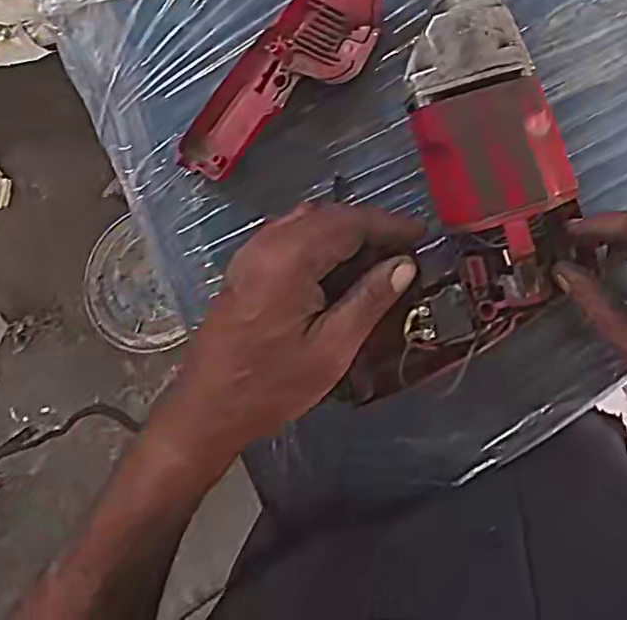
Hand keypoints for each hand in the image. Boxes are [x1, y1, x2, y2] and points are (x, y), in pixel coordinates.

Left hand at [152, 202, 421, 462]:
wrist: (204, 411)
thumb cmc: (271, 386)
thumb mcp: (332, 349)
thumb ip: (370, 299)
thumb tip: (405, 264)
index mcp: (289, 259)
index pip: (350, 224)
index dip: (389, 225)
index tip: (421, 234)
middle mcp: (269, 243)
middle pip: (331, 215)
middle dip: (371, 225)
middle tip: (406, 245)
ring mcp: (253, 249)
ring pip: (312, 219)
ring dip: (348, 228)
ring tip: (381, 251)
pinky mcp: (248, 262)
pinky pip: (294, 232)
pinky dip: (324, 236)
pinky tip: (342, 259)